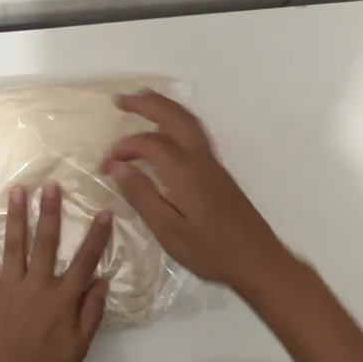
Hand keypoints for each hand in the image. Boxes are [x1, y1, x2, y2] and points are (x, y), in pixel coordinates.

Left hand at [0, 183, 113, 361]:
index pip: (85, 261)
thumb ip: (91, 312)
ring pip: (14, 245)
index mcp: (63, 299)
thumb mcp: (80, 347)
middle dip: (50, 211)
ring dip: (16, 216)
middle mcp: (37, 286)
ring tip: (17, 191)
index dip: (96, 236)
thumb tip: (103, 281)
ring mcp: (9, 288)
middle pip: (46, 242)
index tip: (104, 212)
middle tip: (51, 185)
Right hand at [103, 90, 288, 289]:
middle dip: (146, 104)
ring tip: (142, 102)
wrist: (257, 260)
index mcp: (184, 171)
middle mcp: (200, 159)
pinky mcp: (218, 173)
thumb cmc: (210, 250)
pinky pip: (194, 132)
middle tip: (119, 100)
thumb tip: (116, 166)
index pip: (148, 143)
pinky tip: (167, 130)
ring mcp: (212, 164)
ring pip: (188, 121)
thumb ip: (141, 194)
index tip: (105, 166)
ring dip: (163, 107)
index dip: (123, 148)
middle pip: (173, 117)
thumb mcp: (167, 229)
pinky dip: (176, 120)